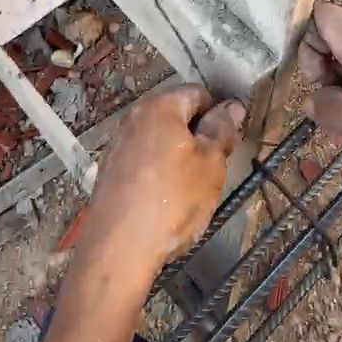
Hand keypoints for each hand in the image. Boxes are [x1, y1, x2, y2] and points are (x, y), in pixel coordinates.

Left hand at [82, 86, 244, 266]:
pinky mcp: (109, 169)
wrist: (118, 248)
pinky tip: (164, 199)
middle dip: (197, 134)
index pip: (198, 93)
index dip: (218, 114)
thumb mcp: (210, 165)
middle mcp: (134, 117)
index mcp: (160, 106)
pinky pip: (142, 159)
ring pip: (159, 138)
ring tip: (189, 188)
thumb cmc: (172, 201)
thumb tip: (231, 107)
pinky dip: (157, 170)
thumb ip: (222, 131)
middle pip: (176, 114)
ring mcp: (118, 143)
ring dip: (178, 154)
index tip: (228, 142)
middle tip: (213, 167)